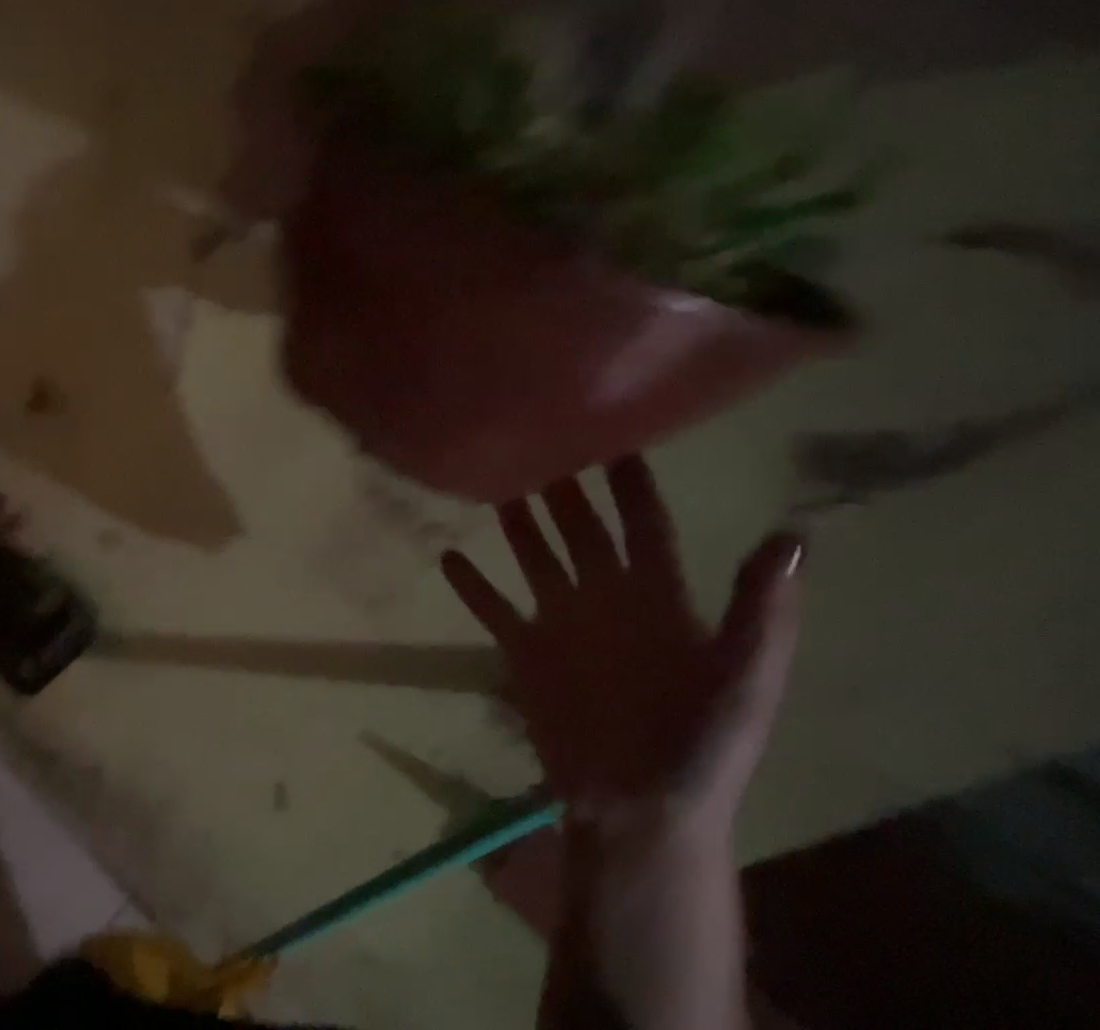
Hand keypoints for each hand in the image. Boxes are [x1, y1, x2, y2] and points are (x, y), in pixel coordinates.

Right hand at [441, 457, 804, 828]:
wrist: (638, 808)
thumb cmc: (700, 745)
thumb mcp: (744, 678)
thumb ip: (762, 609)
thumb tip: (794, 534)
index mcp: (662, 599)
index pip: (645, 524)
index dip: (633, 483)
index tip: (616, 434)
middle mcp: (608, 598)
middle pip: (582, 529)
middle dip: (565, 486)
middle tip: (539, 436)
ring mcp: (562, 623)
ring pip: (535, 557)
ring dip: (517, 522)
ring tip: (493, 481)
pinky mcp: (525, 652)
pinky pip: (493, 608)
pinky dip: (472, 584)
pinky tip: (448, 554)